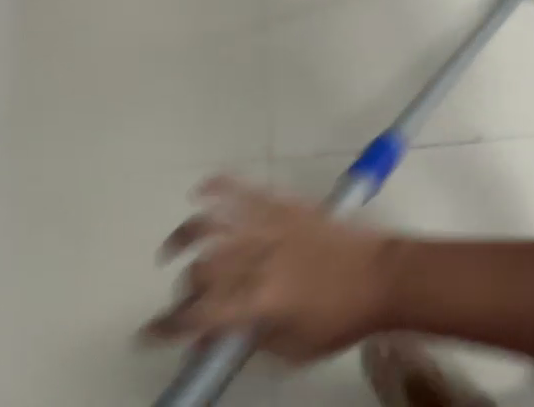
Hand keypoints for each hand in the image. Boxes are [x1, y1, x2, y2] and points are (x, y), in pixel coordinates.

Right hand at [141, 176, 399, 362]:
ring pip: (214, 224)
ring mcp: (271, 227)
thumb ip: (249, 340)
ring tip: (174, 248)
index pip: (197, 314)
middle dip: (183, 290)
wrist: (383, 276)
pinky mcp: (285, 205)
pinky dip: (221, 184)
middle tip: (184, 302)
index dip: (166, 327)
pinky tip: (204, 188)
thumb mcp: (292, 348)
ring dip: (187, 235)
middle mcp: (258, 259)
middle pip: (201, 270)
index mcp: (258, 300)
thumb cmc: (341, 318)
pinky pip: (247, 189)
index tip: (149, 334)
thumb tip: (215, 337)